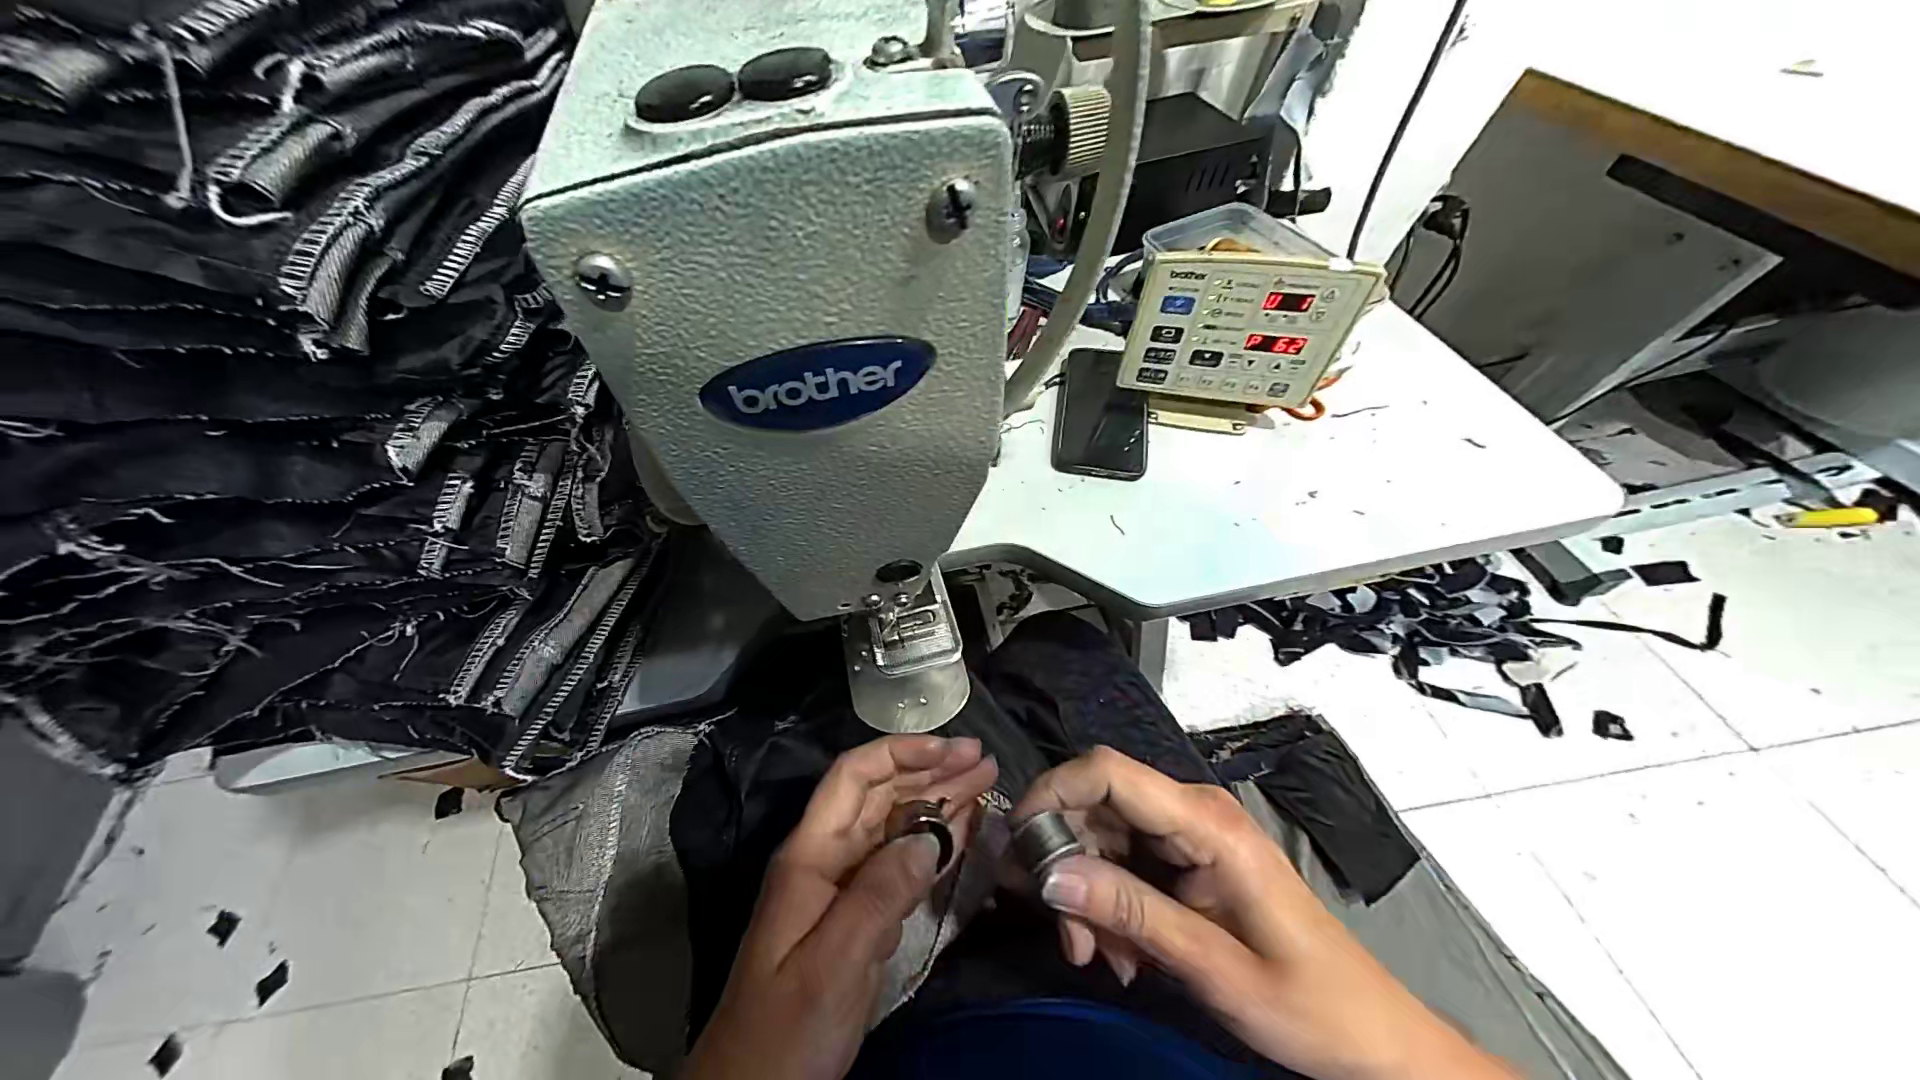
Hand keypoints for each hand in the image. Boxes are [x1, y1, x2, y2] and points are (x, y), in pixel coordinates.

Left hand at [683, 735, 998, 1079]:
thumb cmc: (785, 1029)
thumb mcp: (833, 964)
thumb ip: (880, 895)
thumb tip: (930, 837)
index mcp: (811, 853)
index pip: (854, 777)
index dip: (900, 753)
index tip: (949, 749)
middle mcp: (829, 857)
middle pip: (881, 794)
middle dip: (931, 770)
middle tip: (981, 759)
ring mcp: (846, 884)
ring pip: (896, 824)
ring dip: (939, 799)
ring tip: (983, 779)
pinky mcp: (862, 913)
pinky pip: (903, 861)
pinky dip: (935, 841)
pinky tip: (964, 829)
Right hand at [1014, 747, 1515, 1079]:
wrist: (1375, 1038)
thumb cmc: (1309, 1004)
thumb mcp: (1215, 967)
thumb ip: (1131, 912)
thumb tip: (1049, 874)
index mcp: (1206, 821)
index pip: (1107, 771)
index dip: (1052, 794)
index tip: (1020, 851)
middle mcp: (1192, 812)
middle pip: (1097, 808)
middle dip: (1068, 867)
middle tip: (1070, 941)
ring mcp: (1189, 834)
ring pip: (1103, 840)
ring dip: (1088, 897)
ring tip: (1102, 960)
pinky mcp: (1187, 859)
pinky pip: (1124, 865)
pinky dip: (1110, 906)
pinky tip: (1123, 956)